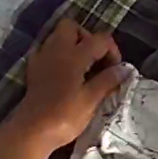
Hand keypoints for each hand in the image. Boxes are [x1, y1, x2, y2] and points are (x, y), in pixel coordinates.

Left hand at [1, 19, 125, 154]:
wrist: (32, 131)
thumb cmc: (64, 116)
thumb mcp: (91, 100)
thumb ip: (108, 80)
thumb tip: (125, 69)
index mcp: (73, 56)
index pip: (99, 39)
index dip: (112, 51)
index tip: (116, 71)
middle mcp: (55, 50)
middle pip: (72, 27)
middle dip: (88, 38)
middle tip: (97, 61)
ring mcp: (41, 58)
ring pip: (58, 37)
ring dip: (74, 46)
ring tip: (84, 68)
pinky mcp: (34, 69)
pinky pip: (48, 50)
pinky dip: (60, 55)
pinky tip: (68, 74)